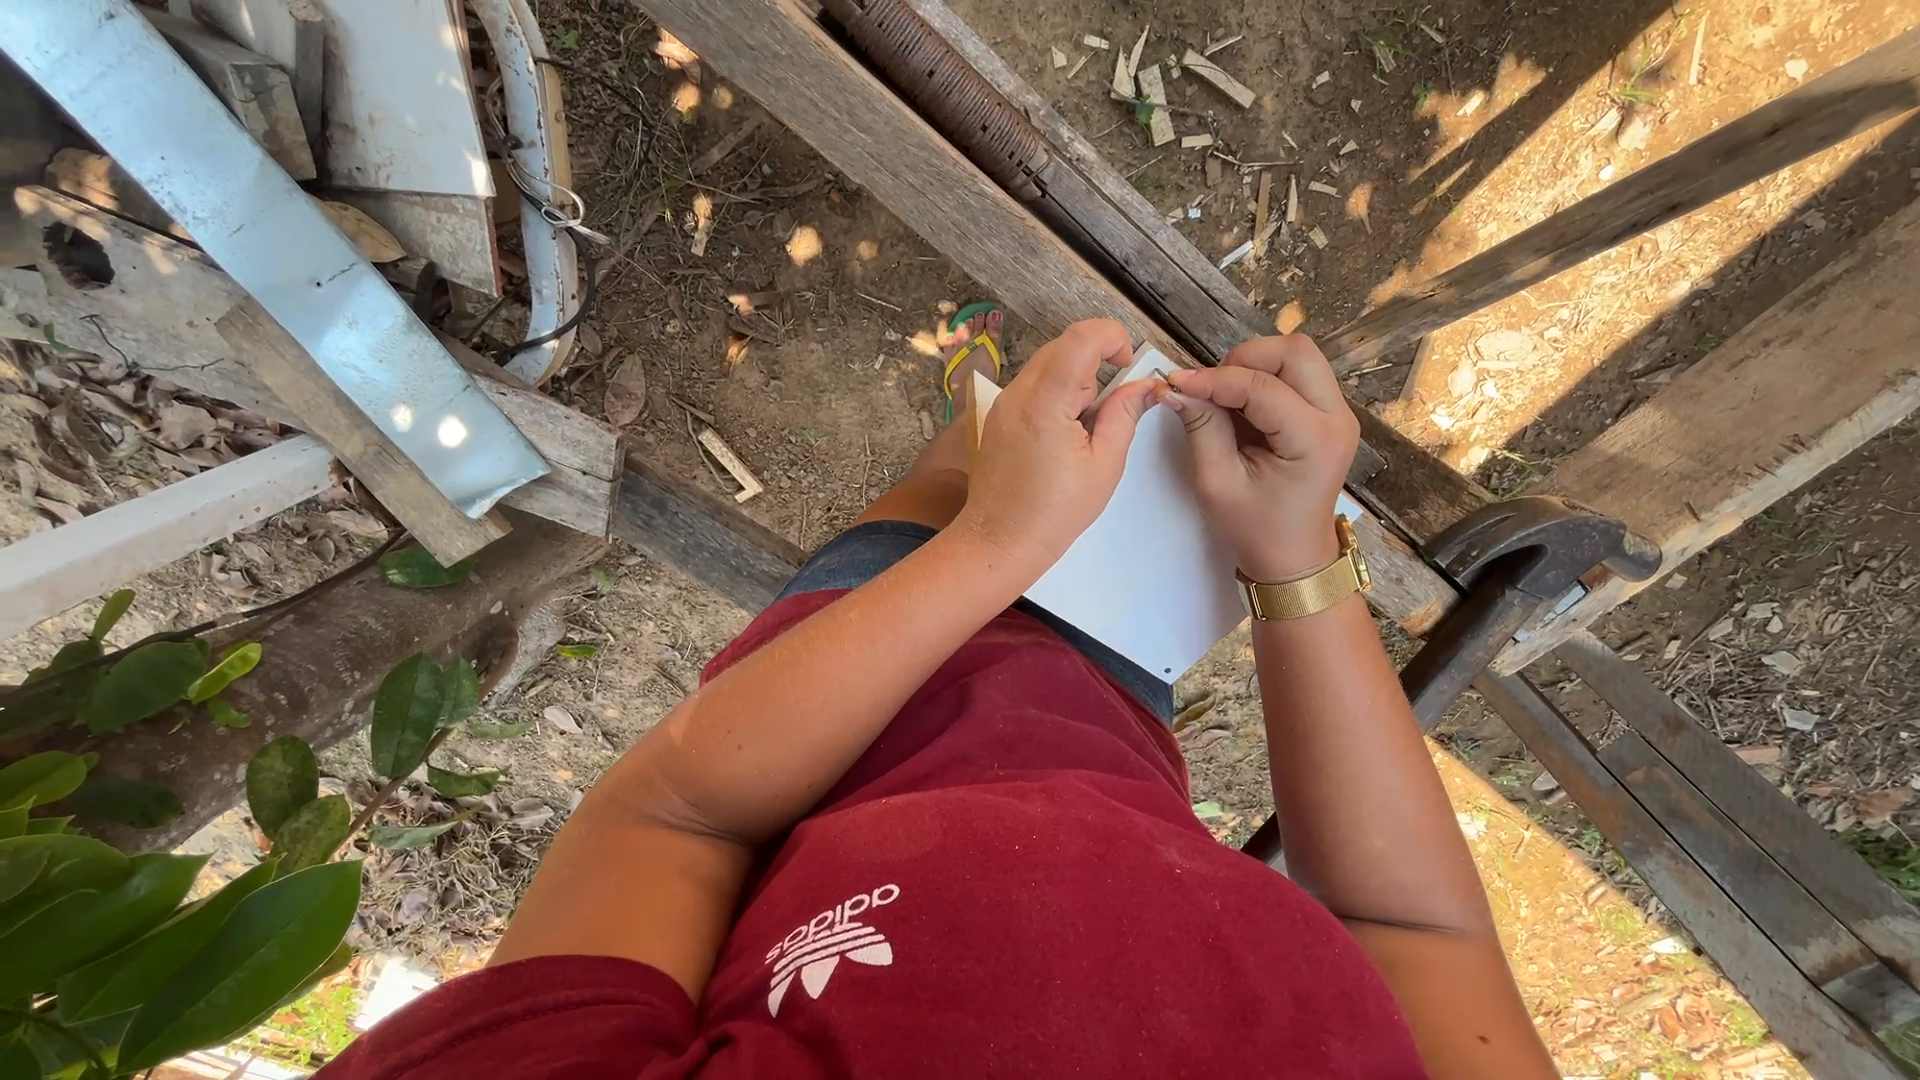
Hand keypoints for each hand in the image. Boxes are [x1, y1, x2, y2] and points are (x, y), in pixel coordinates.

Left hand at [957, 318, 1157, 572]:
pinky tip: (1063, 435)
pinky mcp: (999, 416)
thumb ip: (1124, 416)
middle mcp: (1017, 394)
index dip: (1112, 338)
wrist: (1000, 540)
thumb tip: (1144, 386)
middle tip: (1110, 406)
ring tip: (1084, 428)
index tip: (1128, 363)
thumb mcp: (1104, 465)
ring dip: (1075, 381)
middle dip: (1096, 363)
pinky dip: (1056, 395)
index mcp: (1045, 403)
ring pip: (1048, 365)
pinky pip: (1033, 386)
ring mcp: (1003, 403)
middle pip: (1064, 346)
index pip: (1080, 338)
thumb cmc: (1053, 513)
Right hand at [1161, 334, 1359, 582]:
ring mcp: (1337, 413)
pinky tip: (1238, 407)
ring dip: (1254, 367)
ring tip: (1223, 398)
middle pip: (1294, 352)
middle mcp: (1336, 418)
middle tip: (1211, 387)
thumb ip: (1201, 429)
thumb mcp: (1217, 483)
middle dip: (1244, 359)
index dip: (1214, 379)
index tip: (1176, 383)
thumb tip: (1177, 389)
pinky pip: (1296, 375)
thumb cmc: (1256, 529)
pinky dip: (1262, 379)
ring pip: (1297, 357)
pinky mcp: (1326, 413)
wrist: (1294, 556)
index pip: (1262, 387)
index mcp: (1315, 440)